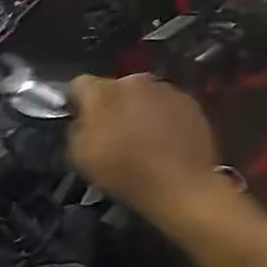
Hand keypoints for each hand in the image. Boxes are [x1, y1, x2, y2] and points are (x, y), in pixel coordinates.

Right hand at [67, 74, 226, 223]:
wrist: (179, 186)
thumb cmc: (123, 172)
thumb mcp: (79, 156)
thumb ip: (76, 129)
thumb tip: (83, 120)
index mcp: (101, 91)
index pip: (79, 86)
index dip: (78, 103)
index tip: (82, 121)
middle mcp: (133, 80)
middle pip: (115, 89)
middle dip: (112, 105)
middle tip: (115, 133)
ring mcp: (165, 89)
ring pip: (144, 95)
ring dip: (140, 110)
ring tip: (145, 139)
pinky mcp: (189, 102)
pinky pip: (169, 106)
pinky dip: (165, 118)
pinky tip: (167, 141)